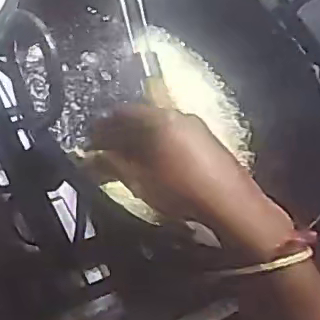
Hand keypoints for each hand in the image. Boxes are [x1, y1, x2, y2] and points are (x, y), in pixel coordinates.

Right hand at [91, 104, 295, 256]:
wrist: (230, 206)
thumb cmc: (179, 190)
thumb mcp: (136, 180)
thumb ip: (110, 163)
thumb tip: (88, 157)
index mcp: (157, 119)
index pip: (119, 113)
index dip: (100, 128)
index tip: (89, 142)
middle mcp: (177, 115)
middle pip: (139, 117)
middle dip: (118, 132)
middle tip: (103, 151)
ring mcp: (195, 127)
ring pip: (157, 127)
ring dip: (138, 140)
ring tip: (125, 160)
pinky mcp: (207, 142)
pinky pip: (172, 136)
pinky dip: (156, 145)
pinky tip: (152, 163)